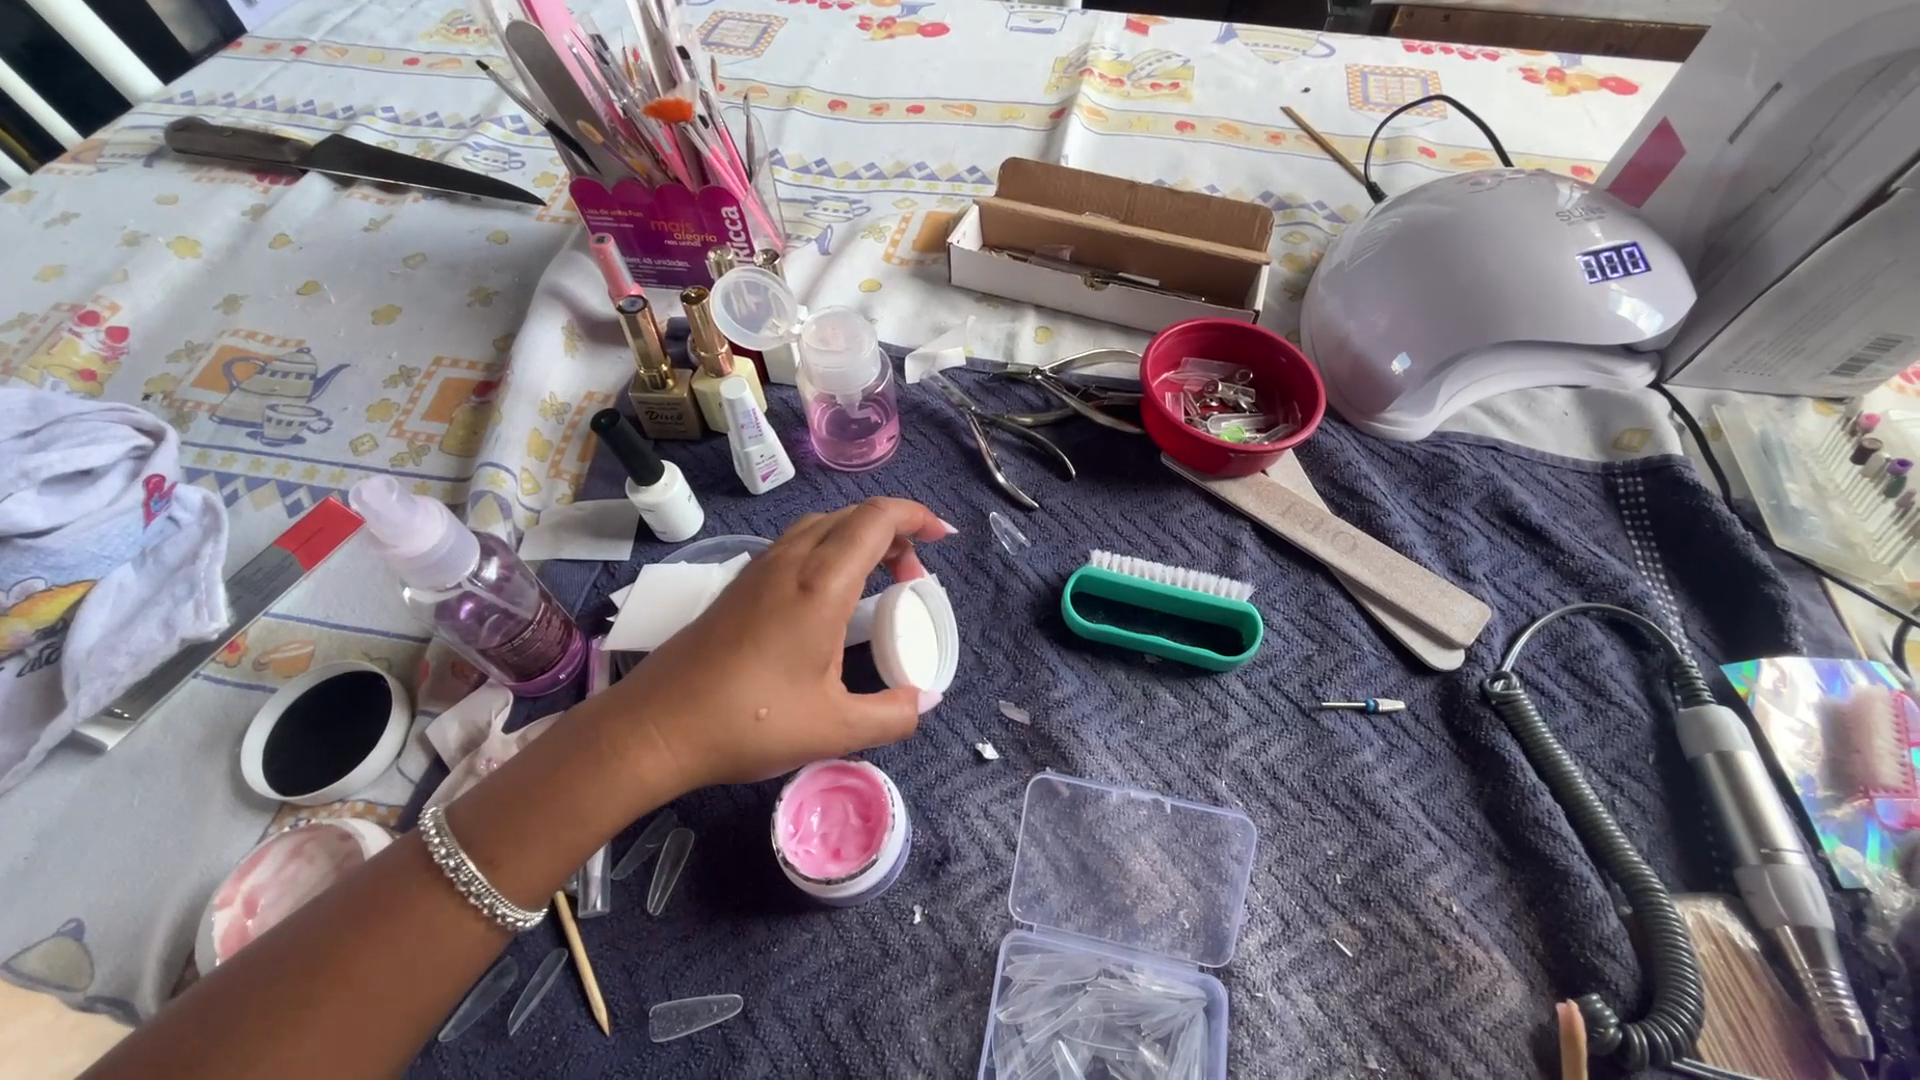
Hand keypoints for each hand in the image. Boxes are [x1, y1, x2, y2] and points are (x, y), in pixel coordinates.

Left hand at [614, 497, 953, 791]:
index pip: (877, 519)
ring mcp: (759, 569)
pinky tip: (830, 598)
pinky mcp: (739, 584)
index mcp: (821, 584)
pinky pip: (797, 545)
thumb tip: (924, 702)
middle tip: (912, 580)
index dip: (917, 516)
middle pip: (851, 515)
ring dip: (859, 539)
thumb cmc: (749, 722)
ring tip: (878, 582)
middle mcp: (790, 562)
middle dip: (894, 532)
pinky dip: (830, 551)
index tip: (943, 538)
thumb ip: (892, 715)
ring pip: (821, 526)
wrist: (656, 726)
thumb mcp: (835, 730)